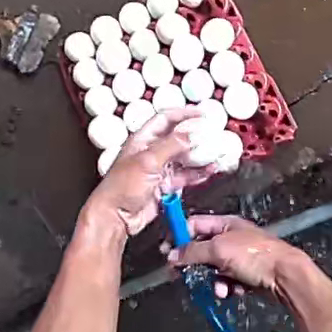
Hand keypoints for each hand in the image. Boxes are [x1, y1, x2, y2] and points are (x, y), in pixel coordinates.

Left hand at [76, 107, 221, 245]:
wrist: (115, 217)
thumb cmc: (119, 188)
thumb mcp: (147, 161)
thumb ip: (171, 146)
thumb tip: (191, 134)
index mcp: (143, 140)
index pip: (165, 119)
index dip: (183, 113)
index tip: (201, 114)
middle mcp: (151, 152)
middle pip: (178, 138)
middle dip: (196, 136)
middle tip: (213, 134)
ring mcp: (159, 170)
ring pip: (185, 158)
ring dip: (200, 156)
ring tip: (216, 152)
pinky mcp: (165, 186)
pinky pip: (186, 176)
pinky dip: (198, 173)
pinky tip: (209, 170)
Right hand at [165, 216, 312, 300]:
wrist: (284, 276)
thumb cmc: (253, 256)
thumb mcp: (219, 249)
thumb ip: (193, 251)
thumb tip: (172, 255)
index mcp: (225, 224)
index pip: (195, 224)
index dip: (180, 236)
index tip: (167, 252)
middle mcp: (230, 238)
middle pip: (202, 249)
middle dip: (194, 264)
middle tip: (183, 275)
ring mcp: (238, 257)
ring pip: (212, 268)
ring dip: (211, 280)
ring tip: (218, 288)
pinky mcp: (244, 275)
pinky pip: (225, 281)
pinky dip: (225, 287)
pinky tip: (231, 292)